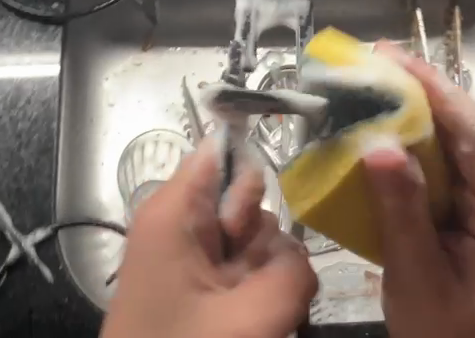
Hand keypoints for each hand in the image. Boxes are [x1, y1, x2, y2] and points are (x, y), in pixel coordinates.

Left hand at [101, 138, 317, 337]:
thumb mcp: (249, 318)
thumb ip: (292, 273)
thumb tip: (299, 258)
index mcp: (175, 209)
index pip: (219, 153)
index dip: (246, 179)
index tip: (246, 228)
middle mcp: (179, 222)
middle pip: (243, 200)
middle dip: (262, 242)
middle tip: (248, 285)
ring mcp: (187, 257)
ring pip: (249, 240)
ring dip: (266, 275)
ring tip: (254, 316)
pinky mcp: (195, 287)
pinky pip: (240, 271)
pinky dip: (256, 294)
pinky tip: (254, 322)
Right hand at [363, 44, 474, 337]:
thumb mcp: (417, 277)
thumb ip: (401, 209)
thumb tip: (378, 143)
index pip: (472, 132)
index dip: (432, 88)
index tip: (392, 58)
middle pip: (466, 127)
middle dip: (421, 90)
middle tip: (372, 61)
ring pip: (457, 140)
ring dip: (416, 110)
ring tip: (373, 82)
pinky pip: (449, 162)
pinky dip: (417, 140)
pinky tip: (385, 127)